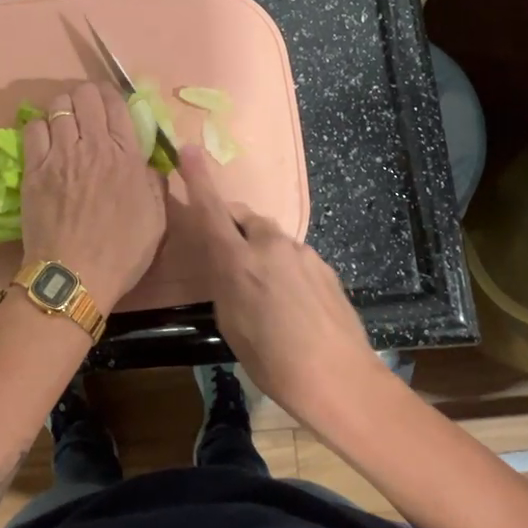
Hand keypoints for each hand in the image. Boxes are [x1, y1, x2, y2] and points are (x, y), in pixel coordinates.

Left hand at [18, 82, 166, 312]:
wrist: (74, 277)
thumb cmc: (121, 253)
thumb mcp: (156, 219)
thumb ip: (155, 183)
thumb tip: (150, 163)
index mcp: (127, 155)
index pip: (116, 103)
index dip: (112, 95)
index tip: (110, 104)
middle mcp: (94, 146)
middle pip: (85, 95)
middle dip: (87, 96)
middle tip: (87, 110)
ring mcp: (60, 155)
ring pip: (57, 106)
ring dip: (63, 108)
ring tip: (65, 123)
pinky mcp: (34, 169)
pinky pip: (33, 128)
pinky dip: (40, 126)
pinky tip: (45, 139)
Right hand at [173, 145, 384, 423]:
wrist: (340, 378)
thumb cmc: (273, 361)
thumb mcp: (232, 324)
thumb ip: (225, 282)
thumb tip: (226, 262)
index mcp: (239, 261)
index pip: (212, 209)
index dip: (198, 179)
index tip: (188, 149)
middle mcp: (271, 247)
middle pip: (244, 219)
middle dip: (232, 226)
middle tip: (227, 256)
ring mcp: (302, 254)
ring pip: (270, 239)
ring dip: (260, 250)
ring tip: (264, 293)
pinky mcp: (324, 266)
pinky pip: (293, 257)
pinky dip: (283, 268)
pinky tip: (291, 305)